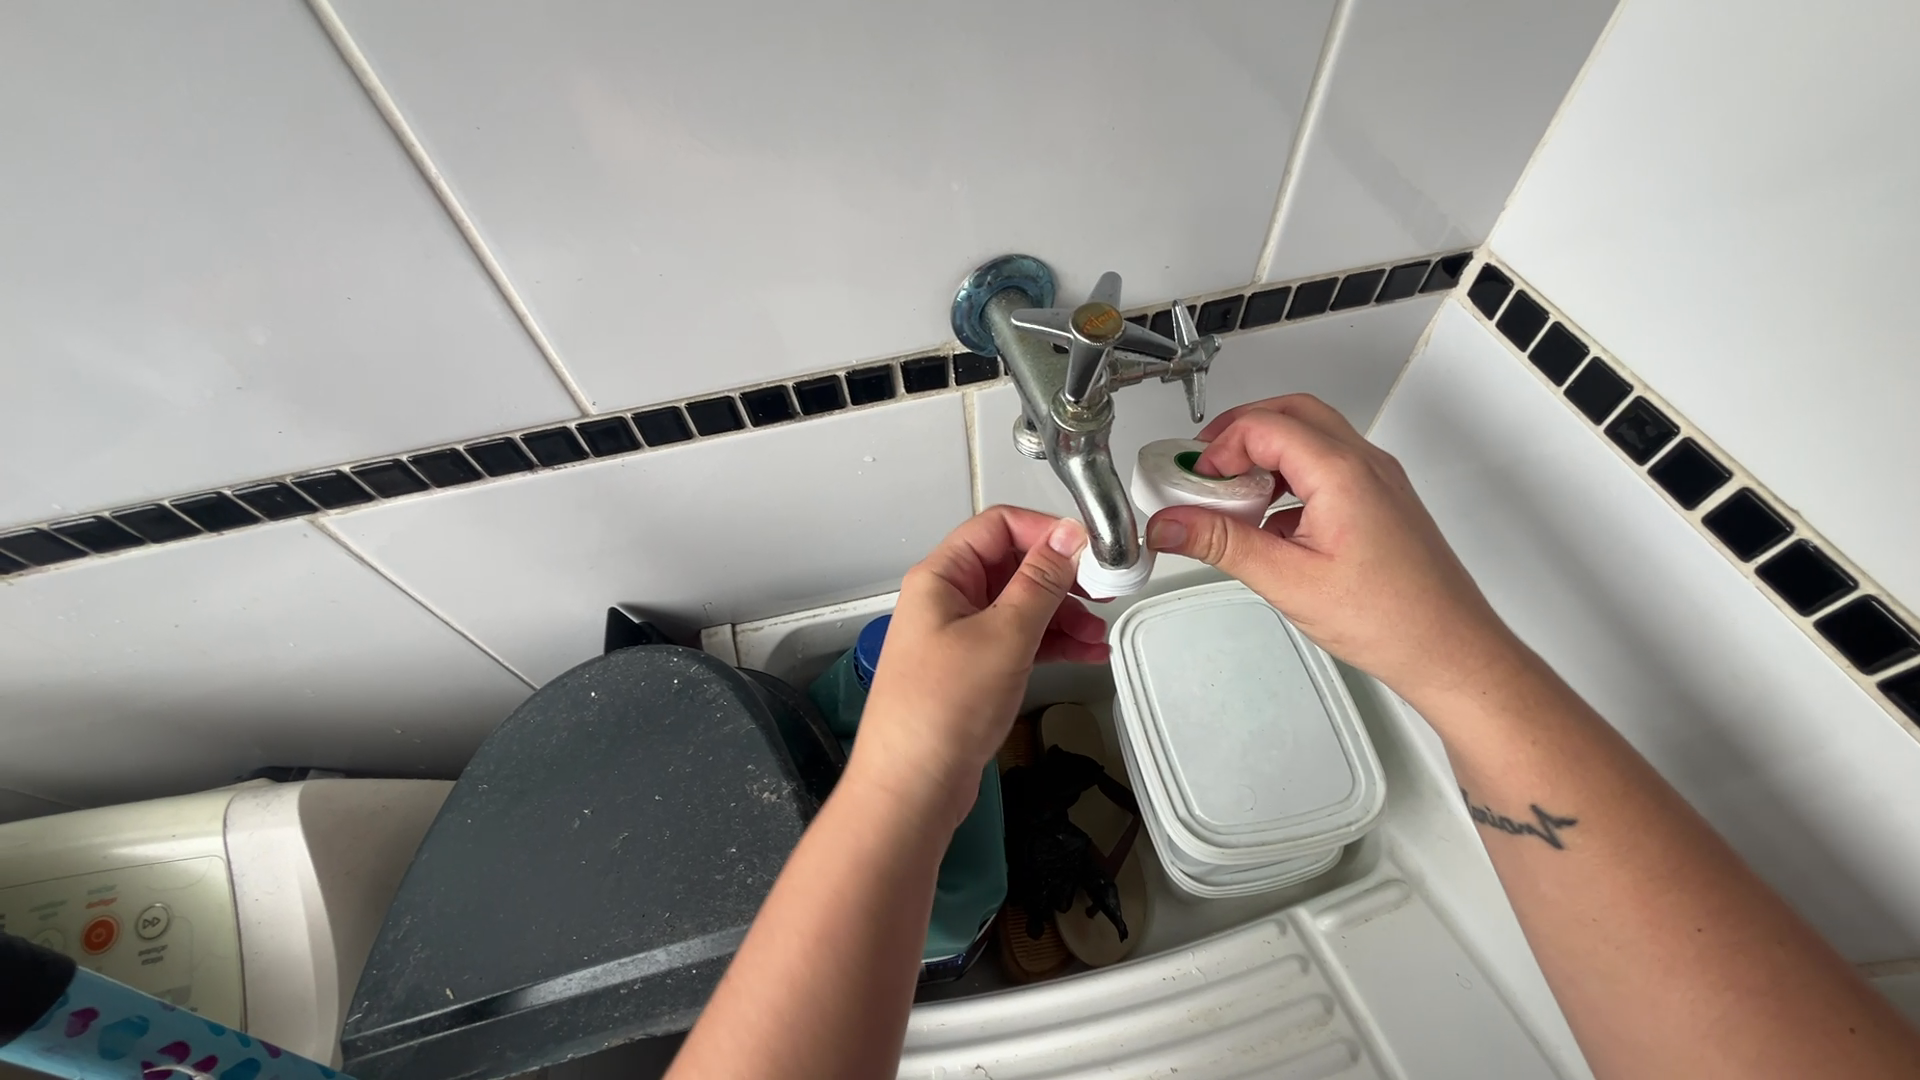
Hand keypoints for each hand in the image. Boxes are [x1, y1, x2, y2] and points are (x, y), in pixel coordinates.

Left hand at [853, 507, 1108, 829]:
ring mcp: (959, 635)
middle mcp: (947, 599)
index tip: (1087, 548)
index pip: (997, 526)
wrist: (912, 789)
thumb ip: (1040, 582)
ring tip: (1098, 634)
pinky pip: (1018, 640)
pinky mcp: (973, 669)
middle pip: (1012, 566)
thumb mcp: (1004, 635)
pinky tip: (1086, 654)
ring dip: (1062, 615)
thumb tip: (1067, 535)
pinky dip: (1051, 644)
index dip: (1044, 530)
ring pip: (1020, 606)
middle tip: (1103, 592)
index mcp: (942, 576)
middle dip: (1060, 578)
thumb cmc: (943, 709)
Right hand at [1144, 394, 1517, 705]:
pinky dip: (1286, 480)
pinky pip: (1324, 468)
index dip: (1219, 449)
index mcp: (1342, 473)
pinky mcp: (1377, 502)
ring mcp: (1375, 481)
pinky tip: (1267, 524)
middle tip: (1204, 466)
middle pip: (1290, 414)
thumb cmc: (1390, 620)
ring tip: (1231, 497)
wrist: (1450, 651)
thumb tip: (1169, 524)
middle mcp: (1364, 465)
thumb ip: (1221, 544)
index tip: (1194, 484)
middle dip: (1238, 433)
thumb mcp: (1286, 580)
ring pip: (1309, 438)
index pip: (1264, 426)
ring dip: (1263, 455)